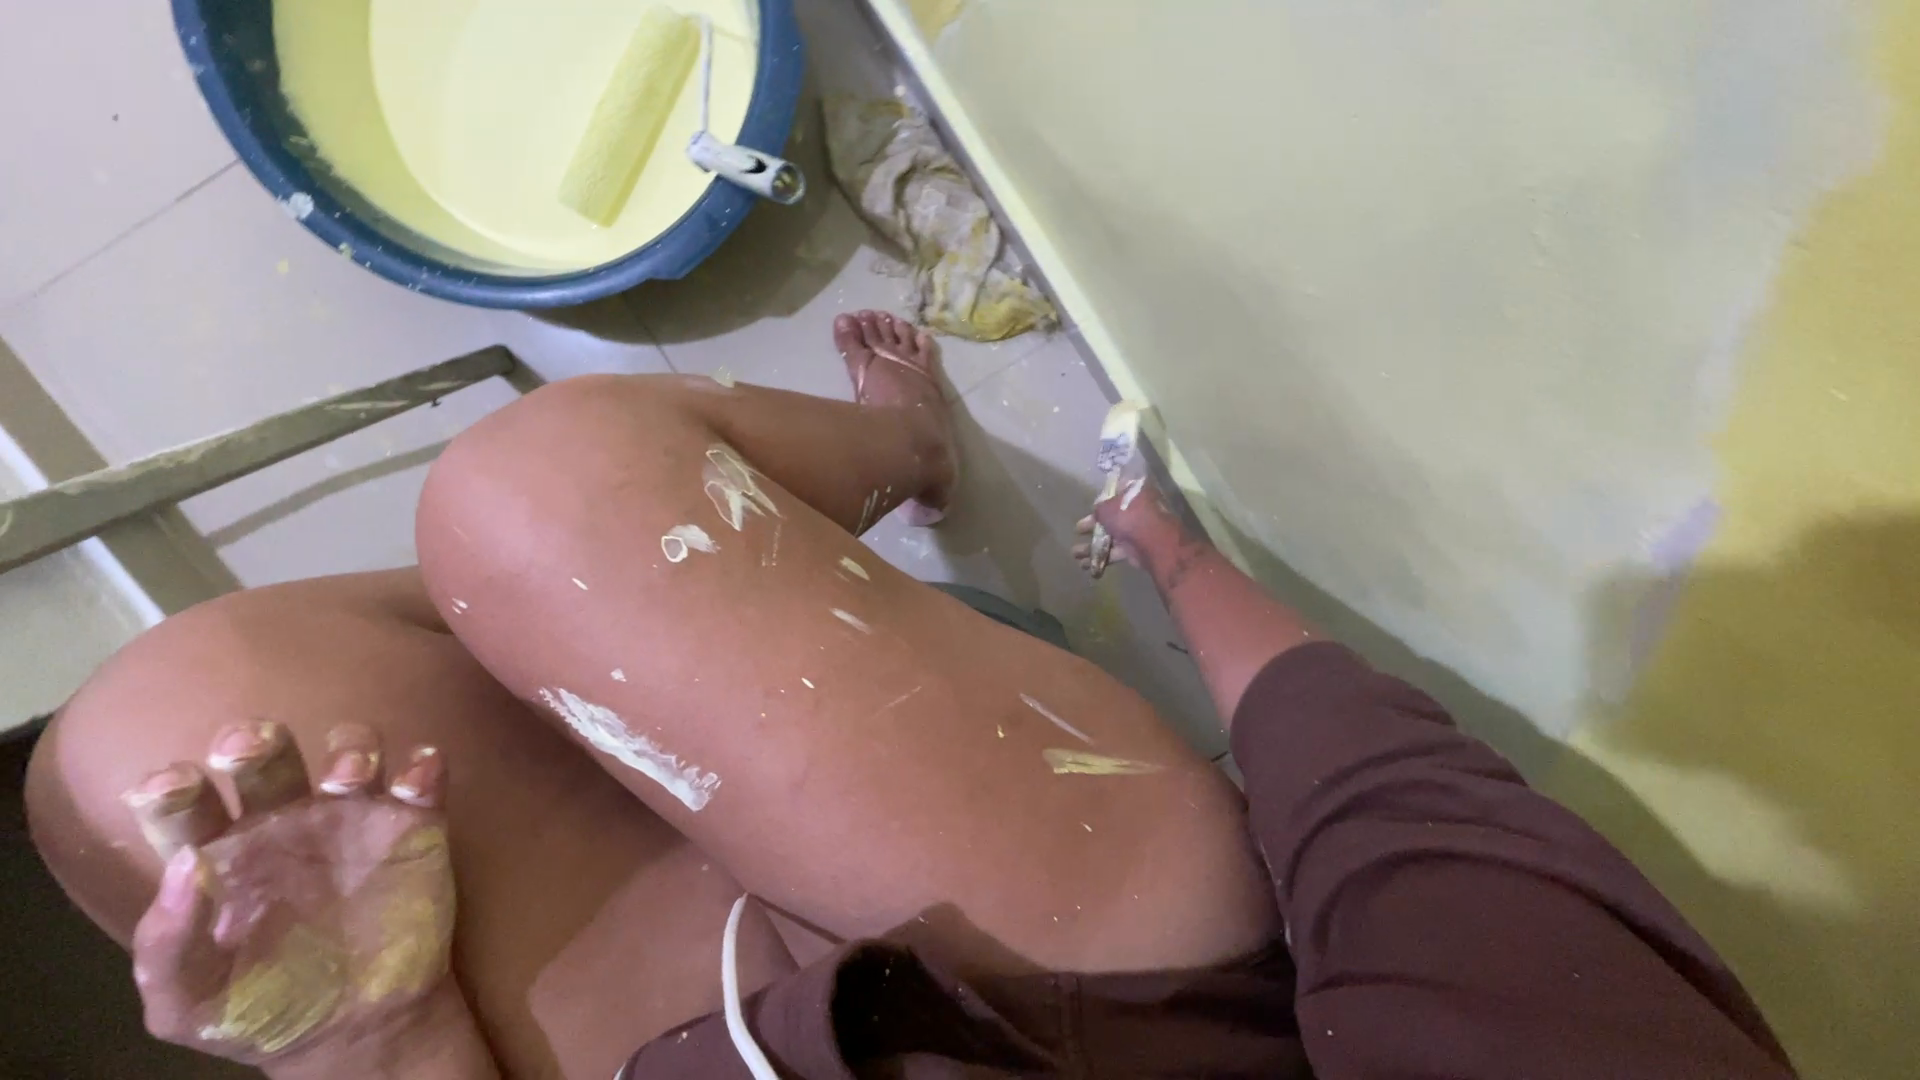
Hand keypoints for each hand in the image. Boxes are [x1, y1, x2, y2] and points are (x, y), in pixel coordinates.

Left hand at [123, 721, 456, 1070]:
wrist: (363, 1025)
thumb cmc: (266, 1010)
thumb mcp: (190, 1005)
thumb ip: (168, 947)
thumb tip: (185, 866)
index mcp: (221, 859)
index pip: (186, 807)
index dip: (175, 787)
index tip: (176, 782)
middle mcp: (285, 824)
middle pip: (268, 758)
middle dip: (257, 740)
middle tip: (252, 745)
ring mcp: (355, 819)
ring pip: (352, 751)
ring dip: (350, 748)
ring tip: (347, 778)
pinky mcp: (415, 824)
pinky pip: (424, 777)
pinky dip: (424, 765)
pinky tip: (415, 778)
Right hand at [1074, 473, 1184, 573]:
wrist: (1153, 544)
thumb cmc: (1130, 518)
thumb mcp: (1107, 508)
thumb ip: (1099, 508)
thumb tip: (1097, 510)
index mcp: (1134, 494)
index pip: (1117, 492)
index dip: (1102, 499)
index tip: (1090, 506)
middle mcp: (1137, 510)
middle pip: (1111, 517)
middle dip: (1092, 526)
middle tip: (1078, 530)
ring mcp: (1137, 531)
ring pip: (1111, 536)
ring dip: (1092, 545)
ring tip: (1075, 553)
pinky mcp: (1135, 549)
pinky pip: (1115, 551)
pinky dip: (1102, 557)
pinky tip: (1086, 565)